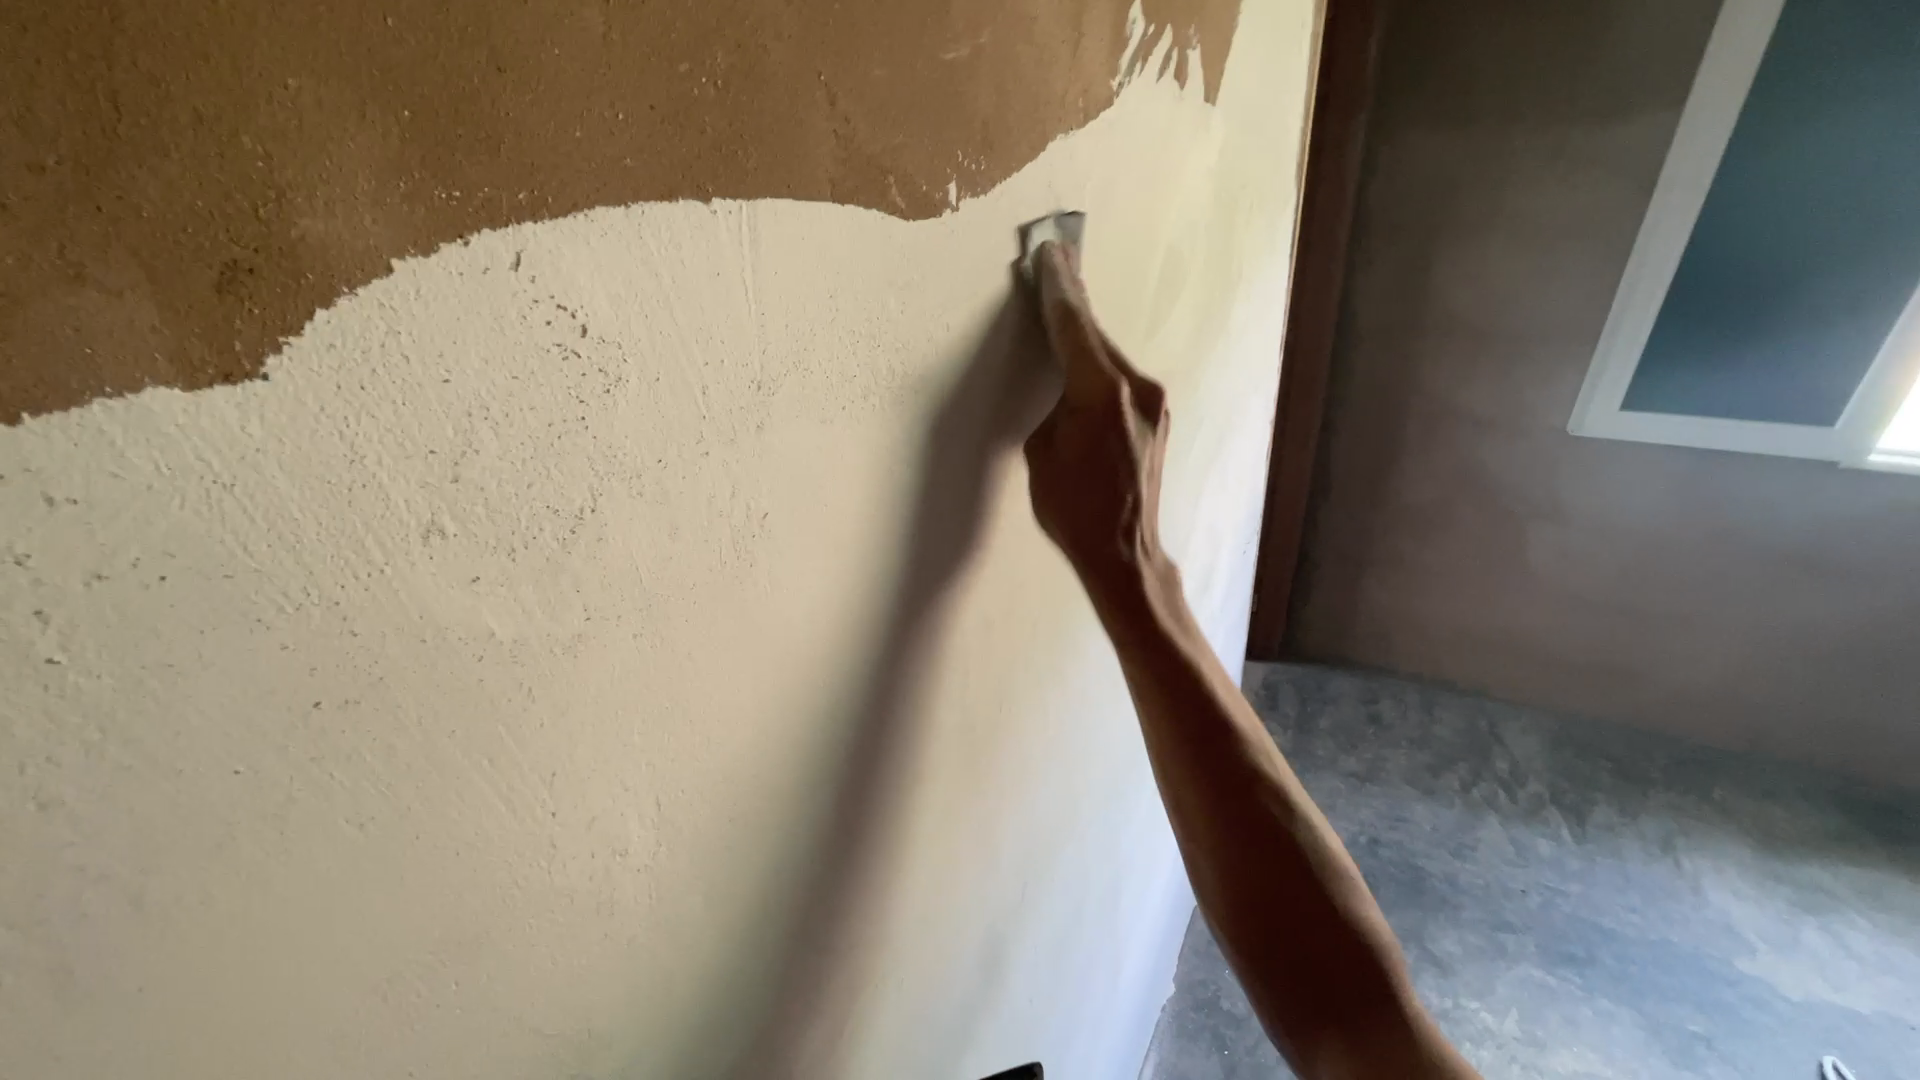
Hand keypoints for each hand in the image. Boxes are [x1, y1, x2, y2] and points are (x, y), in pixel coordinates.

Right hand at [1022, 243, 1172, 603]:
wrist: (1122, 551)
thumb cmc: (1072, 510)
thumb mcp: (1041, 452)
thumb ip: (1055, 406)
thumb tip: (1068, 393)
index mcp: (1099, 391)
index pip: (1072, 325)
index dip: (1057, 288)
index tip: (1049, 254)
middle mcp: (1135, 388)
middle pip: (1095, 334)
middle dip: (1071, 302)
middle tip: (1055, 264)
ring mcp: (1153, 403)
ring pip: (1110, 356)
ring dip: (1086, 337)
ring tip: (1066, 308)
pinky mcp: (1158, 418)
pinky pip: (1123, 380)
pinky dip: (1101, 366)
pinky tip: (1086, 363)